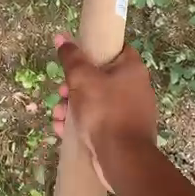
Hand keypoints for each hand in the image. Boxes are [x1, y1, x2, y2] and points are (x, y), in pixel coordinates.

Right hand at [52, 34, 158, 191]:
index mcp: (132, 68)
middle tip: (62, 93)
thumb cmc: (104, 110)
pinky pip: (98, 121)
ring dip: (72, 106)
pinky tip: (63, 130)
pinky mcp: (123, 132)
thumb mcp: (82, 78)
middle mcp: (135, 87)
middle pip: (98, 77)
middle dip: (73, 86)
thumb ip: (71, 57)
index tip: (74, 58)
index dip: (92, 49)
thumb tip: (61, 37)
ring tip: (58, 116)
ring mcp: (130, 112)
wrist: (122, 158)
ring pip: (95, 101)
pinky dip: (81, 123)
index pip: (113, 48)